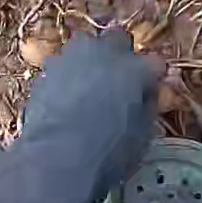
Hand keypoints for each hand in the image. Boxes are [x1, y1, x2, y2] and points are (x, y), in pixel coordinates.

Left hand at [0, 31, 158, 202]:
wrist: (54, 163)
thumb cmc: (108, 156)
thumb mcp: (141, 137)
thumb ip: (146, 108)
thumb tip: (145, 97)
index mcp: (138, 70)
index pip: (155, 64)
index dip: (153, 79)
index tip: (150, 93)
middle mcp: (106, 53)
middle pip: (119, 39)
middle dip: (122, 54)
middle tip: (120, 79)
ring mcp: (73, 58)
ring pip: (87, 45)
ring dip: (92, 59)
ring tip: (90, 85)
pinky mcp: (46, 72)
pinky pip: (64, 66)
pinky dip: (69, 76)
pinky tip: (67, 100)